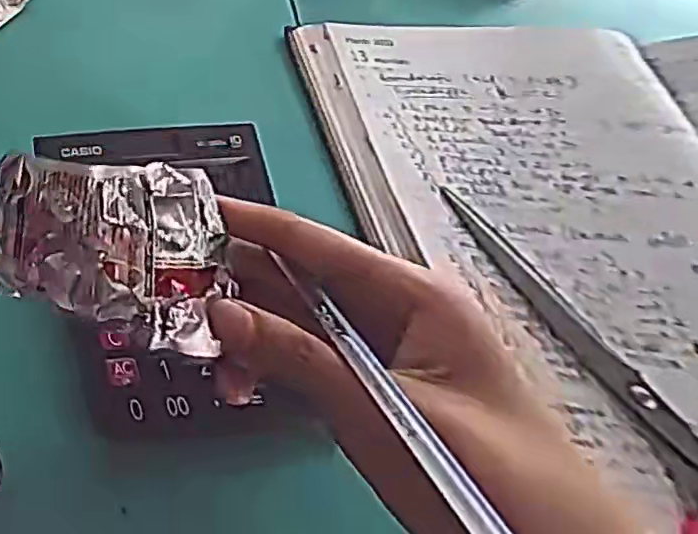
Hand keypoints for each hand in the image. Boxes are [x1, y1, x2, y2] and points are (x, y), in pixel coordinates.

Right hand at [206, 199, 641, 533]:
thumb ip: (300, 358)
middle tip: (184, 291)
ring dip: (245, 331)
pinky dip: (262, 362)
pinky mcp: (364, 382)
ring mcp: (375, 349)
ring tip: (216, 353)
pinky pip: (295, 353)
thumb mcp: (388, 412)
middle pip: (290, 276)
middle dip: (235, 285)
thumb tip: (225, 313)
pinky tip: (242, 378)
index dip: (250, 220)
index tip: (197, 209)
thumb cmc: (513, 487)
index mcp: (415, 296)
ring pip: (286, 316)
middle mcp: (391, 312)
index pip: (312, 239)